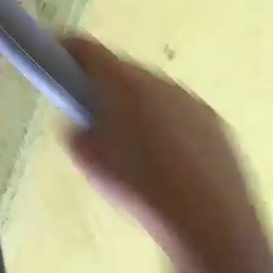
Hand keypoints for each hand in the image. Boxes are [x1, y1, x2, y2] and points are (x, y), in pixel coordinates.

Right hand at [62, 36, 272, 272]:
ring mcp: (190, 100)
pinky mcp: (217, 123)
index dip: (63, 51)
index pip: (82, 46)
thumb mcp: (84, 157)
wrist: (212, 226)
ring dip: (139, 107)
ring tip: (137, 150)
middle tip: (97, 119)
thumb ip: (76, 126)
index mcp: (119, 79)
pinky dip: (169, 126)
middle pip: (119, 69)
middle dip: (105, 87)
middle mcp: (156, 79)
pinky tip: (169, 163)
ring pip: (152, 92)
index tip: (56, 68)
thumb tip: (85, 121)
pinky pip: (180, 113)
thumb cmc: (138, 187)